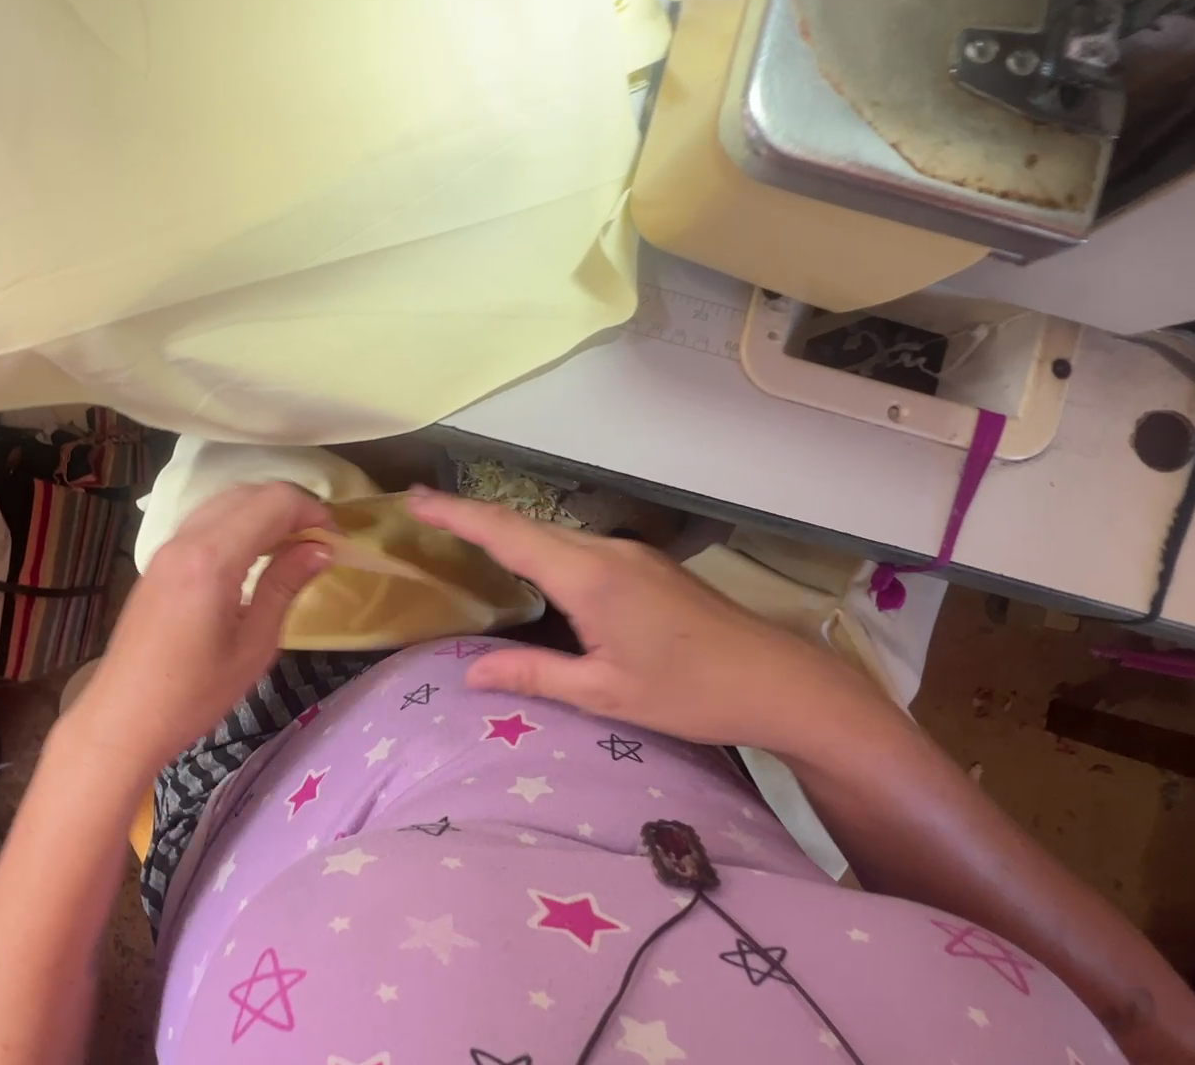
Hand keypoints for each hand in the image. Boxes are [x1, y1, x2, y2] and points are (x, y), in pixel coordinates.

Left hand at [65, 482, 333, 771]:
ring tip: (292, 548)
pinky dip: (238, 522)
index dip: (313, 511)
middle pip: (250, 492)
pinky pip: (206, 520)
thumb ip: (286, 586)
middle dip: (292, 508)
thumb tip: (321, 549)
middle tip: (318, 544)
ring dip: (264, 512)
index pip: (275, 502)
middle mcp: (186, 540)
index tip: (336, 541)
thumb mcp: (254, 646)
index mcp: (213, 560)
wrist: (122, 719)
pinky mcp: (159, 561)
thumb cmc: (194, 695)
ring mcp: (167, 547)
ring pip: (226, 500)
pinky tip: (255, 556)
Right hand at [407, 487, 888, 753]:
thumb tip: (469, 672)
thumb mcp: (605, 694)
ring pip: (551, 534)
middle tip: (421, 514)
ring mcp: (630, 554)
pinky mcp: (644, 566)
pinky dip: (536, 548)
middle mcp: (607, 552)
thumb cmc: (692, 694)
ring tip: (458, 536)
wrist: (781, 682)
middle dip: (469, 516)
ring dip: (503, 531)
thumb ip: (533, 675)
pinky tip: (524, 566)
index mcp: (590, 579)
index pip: (508, 534)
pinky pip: (576, 547)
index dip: (456, 514)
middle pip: (524, 525)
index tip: (414, 499)